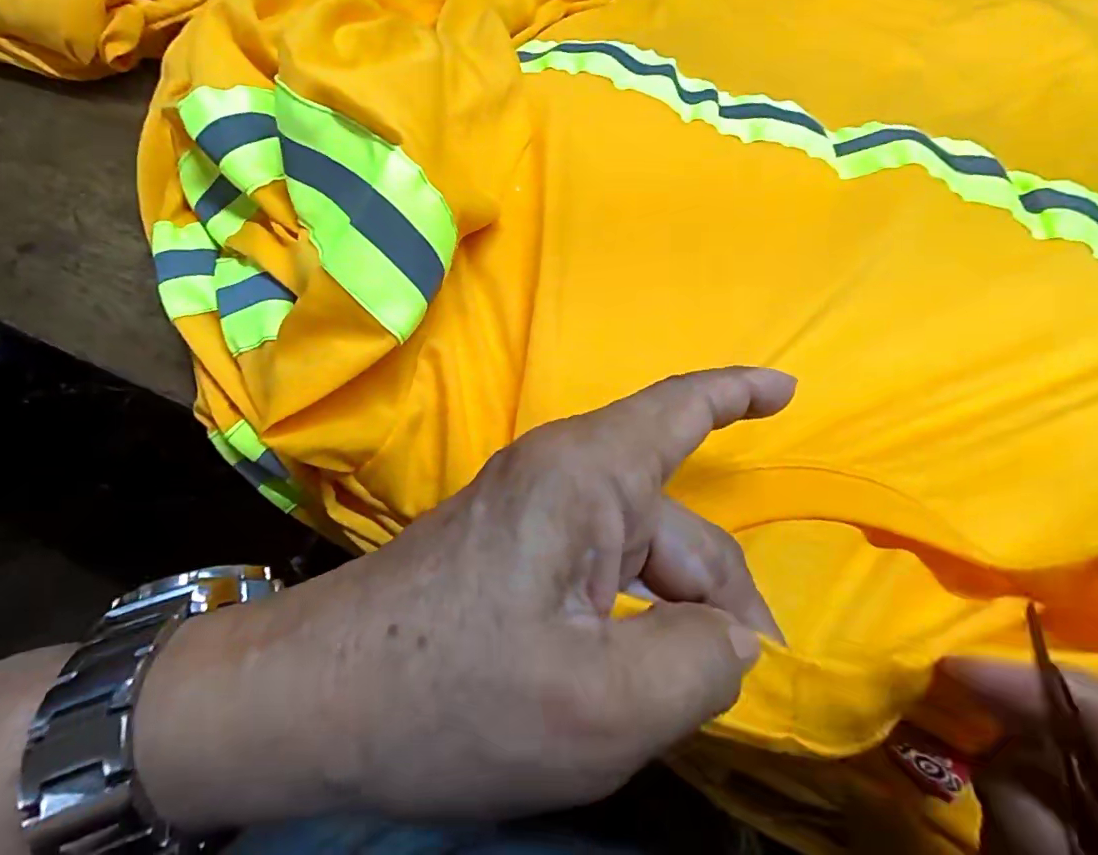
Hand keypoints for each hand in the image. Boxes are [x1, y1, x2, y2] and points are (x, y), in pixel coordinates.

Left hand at [134, 367, 793, 827]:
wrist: (309, 705)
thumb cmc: (448, 694)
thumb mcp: (596, 705)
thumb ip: (697, 665)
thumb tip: (736, 638)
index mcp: (586, 478)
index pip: (679, 412)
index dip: (739, 394)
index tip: (788, 392)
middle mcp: (563, 480)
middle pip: (676, 533)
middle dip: (714, 608)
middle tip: (730, 688)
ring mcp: (535, 517)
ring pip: (640, 567)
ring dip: (667, 629)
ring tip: (655, 704)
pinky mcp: (514, 555)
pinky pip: (602, 581)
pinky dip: (630, 627)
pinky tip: (622, 681)